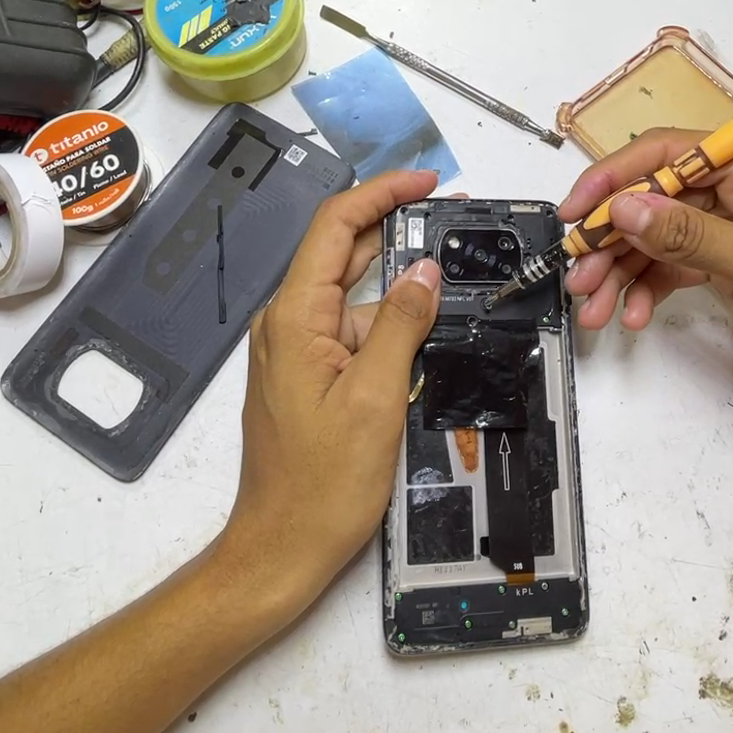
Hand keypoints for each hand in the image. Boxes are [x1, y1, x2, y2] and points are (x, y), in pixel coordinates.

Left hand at [219, 170, 442, 607]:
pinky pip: (353, 330)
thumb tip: (425, 268)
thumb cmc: (324, 482)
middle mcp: (290, 322)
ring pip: (353, 295)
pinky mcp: (310, 373)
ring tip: (452, 276)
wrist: (280, 549)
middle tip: (452, 217)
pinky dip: (389, 322)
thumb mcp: (376, 398)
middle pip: (343, 253)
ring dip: (398, 282)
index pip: (335, 227)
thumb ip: (402, 325)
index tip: (429, 183)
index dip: (381, 193)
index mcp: (295, 316)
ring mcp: (298, 348)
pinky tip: (427, 330)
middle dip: (395, 227)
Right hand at [559, 130, 732, 402]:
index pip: (672, 153)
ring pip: (656, 237)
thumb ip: (696, 237)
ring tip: (595, 310)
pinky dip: (648, 289)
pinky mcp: (729, 263)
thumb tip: (624, 208)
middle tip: (578, 279)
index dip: (616, 178)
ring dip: (621, 271)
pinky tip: (635, 316)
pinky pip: (672, 267)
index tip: (575, 214)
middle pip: (655, 199)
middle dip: (612, 239)